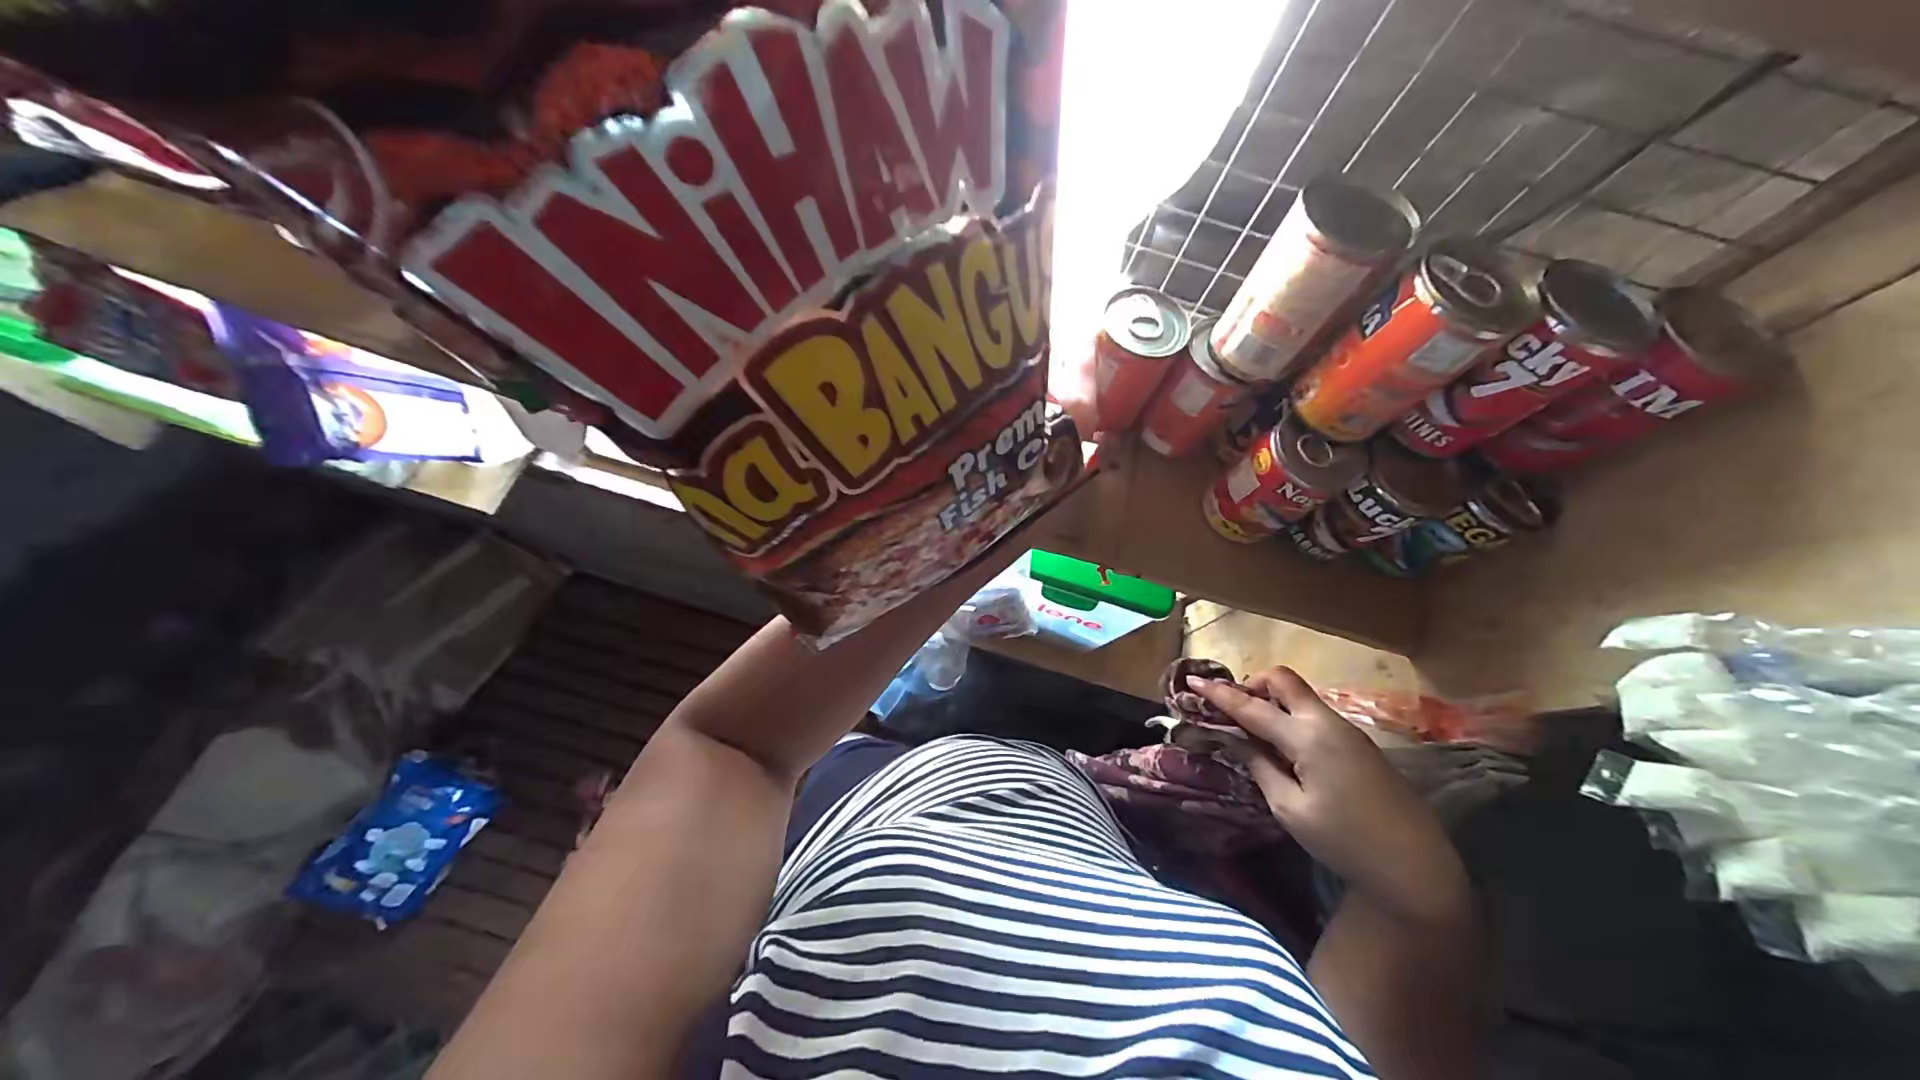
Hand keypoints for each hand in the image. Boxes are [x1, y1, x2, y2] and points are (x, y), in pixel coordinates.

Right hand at [1187, 668, 1472, 926]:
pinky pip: (1315, 714)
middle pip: (1283, 680)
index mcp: (1307, 737)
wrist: (1416, 867)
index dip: (1218, 694)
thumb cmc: (1345, 841)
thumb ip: (1260, 766)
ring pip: (1301, 696)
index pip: (1252, 706)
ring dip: (1272, 700)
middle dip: (1252, 685)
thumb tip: (1237, 739)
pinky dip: (1291, 716)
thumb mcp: (1290, 808)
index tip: (1191, 682)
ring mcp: (1348, 731)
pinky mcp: (1359, 744)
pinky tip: (1283, 747)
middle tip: (1231, 709)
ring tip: (1252, 730)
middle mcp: (1328, 722)